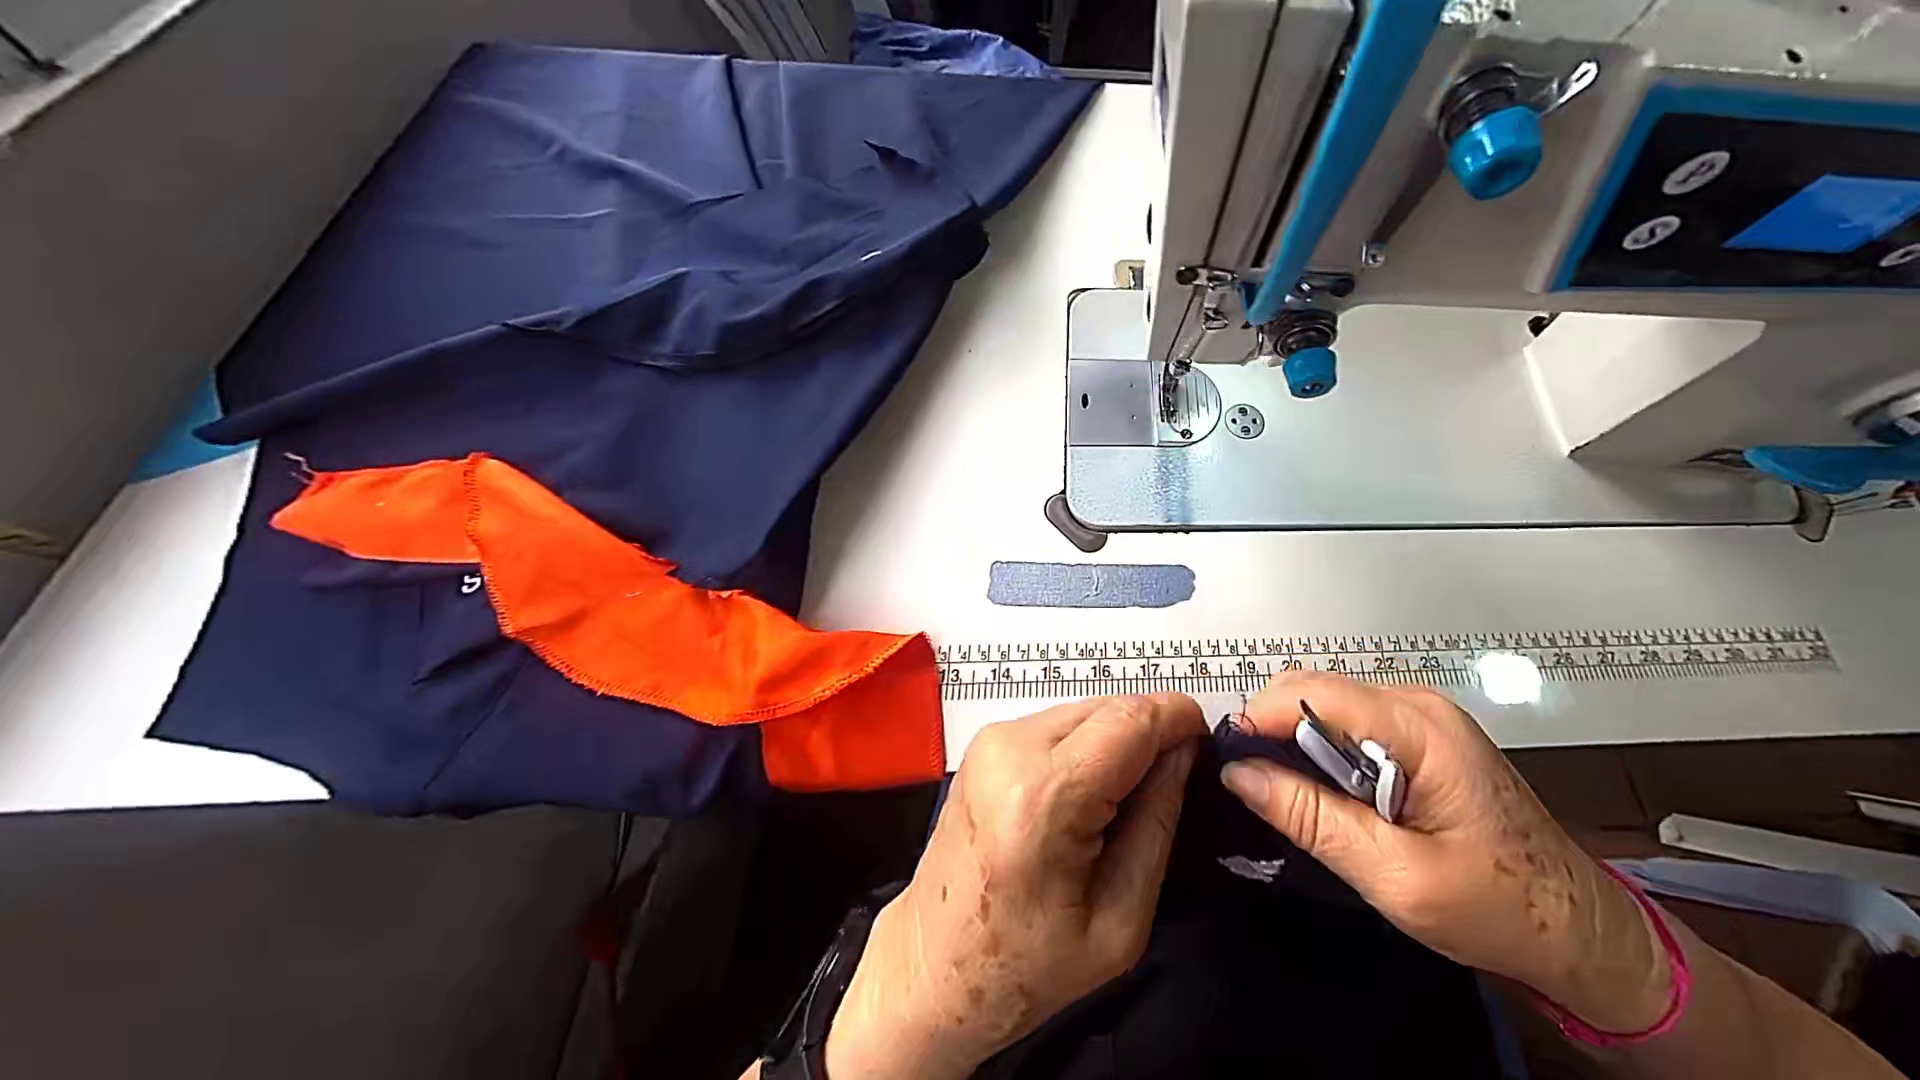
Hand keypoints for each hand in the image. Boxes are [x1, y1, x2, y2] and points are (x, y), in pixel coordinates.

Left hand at [825, 694, 1205, 1079]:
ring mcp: (991, 739)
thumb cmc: (1026, 964)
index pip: (1132, 719)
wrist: (935, 963)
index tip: (1205, 749)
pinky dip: (1087, 745)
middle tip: (1169, 788)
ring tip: (1122, 803)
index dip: (1180, 722)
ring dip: (1119, 741)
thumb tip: (1183, 752)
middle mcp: (1010, 749)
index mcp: (1044, 797)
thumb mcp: (1120, 918)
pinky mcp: (985, 742)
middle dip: (1152, 734)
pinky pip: (1059, 722)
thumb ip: (1158, 822)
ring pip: (1086, 710)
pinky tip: (1086, 795)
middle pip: (1110, 707)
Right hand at [1219, 672, 1671, 1033]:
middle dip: (1270, 730)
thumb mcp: (1395, 875)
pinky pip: (1341, 723)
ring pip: (1319, 704)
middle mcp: (1415, 706)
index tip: (1232, 764)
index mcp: (1419, 729)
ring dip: (1291, 743)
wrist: (1580, 930)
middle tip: (1256, 787)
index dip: (1258, 720)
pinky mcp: (1414, 735)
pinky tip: (1322, 793)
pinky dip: (1316, 751)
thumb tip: (1238, 773)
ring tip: (1288, 796)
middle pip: (1309, 689)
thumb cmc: (1503, 909)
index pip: (1309, 692)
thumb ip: (1311, 817)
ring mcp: (1416, 717)